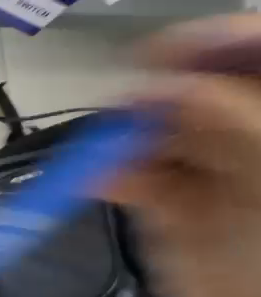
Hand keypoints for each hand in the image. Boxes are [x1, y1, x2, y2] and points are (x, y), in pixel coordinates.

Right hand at [108, 16, 260, 296]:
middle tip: (126, 103)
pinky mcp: (181, 206)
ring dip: (132, 137)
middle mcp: (258, 136)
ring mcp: (224, 170)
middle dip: (171, 91)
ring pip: (172, 132)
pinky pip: (142, 178)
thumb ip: (226, 125)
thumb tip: (159, 88)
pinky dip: (116, 176)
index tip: (164, 50)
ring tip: (103, 148)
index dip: (225, 43)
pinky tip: (98, 177)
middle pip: (216, 89)